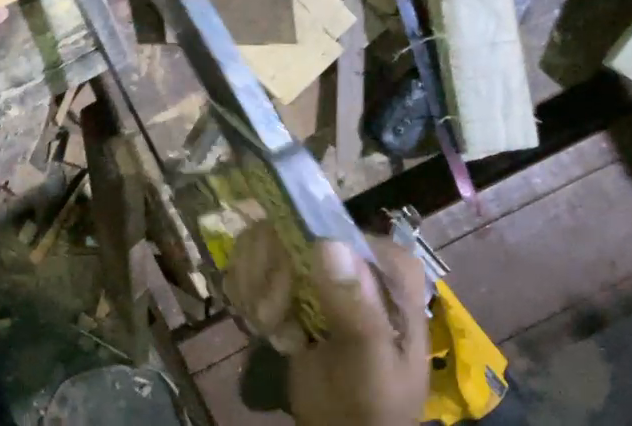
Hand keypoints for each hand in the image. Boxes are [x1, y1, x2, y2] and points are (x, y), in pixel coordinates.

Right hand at [222, 223, 428, 425]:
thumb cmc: (368, 404)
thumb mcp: (370, 365)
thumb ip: (356, 311)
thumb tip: (328, 244)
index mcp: (388, 269)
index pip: (329, 227)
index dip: (295, 252)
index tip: (281, 295)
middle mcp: (353, 255)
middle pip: (287, 230)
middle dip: (266, 276)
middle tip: (267, 319)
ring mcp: (319, 264)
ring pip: (262, 240)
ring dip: (252, 285)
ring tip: (265, 326)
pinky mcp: (290, 276)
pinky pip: (249, 256)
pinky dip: (243, 287)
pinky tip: (256, 320)